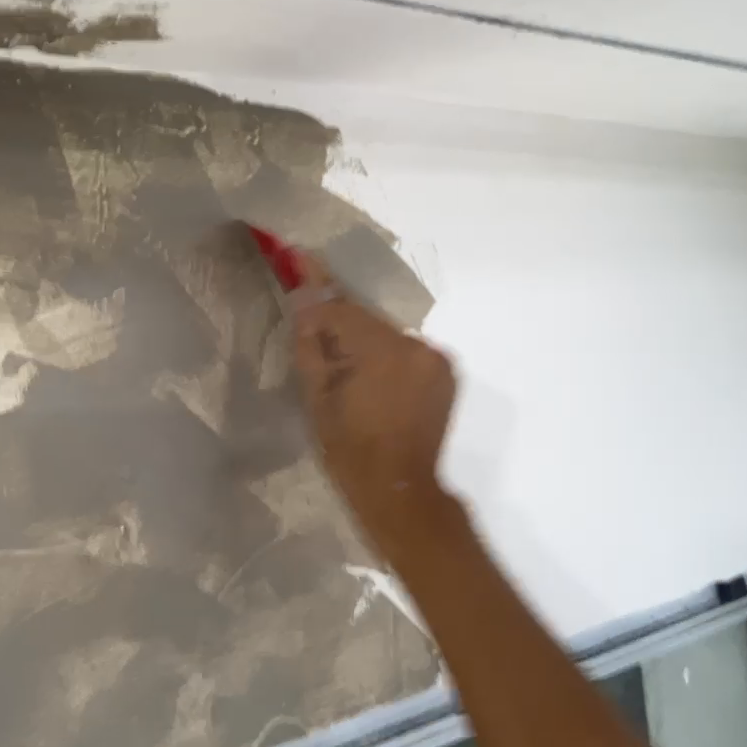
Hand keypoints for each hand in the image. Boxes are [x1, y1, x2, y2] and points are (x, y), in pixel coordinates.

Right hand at [290, 252, 457, 532]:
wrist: (400, 492)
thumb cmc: (348, 449)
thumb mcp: (317, 397)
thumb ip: (311, 341)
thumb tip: (304, 297)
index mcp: (381, 351)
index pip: (342, 307)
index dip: (317, 284)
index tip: (299, 255)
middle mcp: (416, 346)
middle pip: (366, 320)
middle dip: (340, 324)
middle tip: (316, 333)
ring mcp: (437, 360)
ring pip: (386, 335)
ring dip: (365, 342)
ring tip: (348, 371)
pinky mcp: (447, 373)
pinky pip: (406, 351)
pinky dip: (387, 356)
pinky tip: (374, 382)